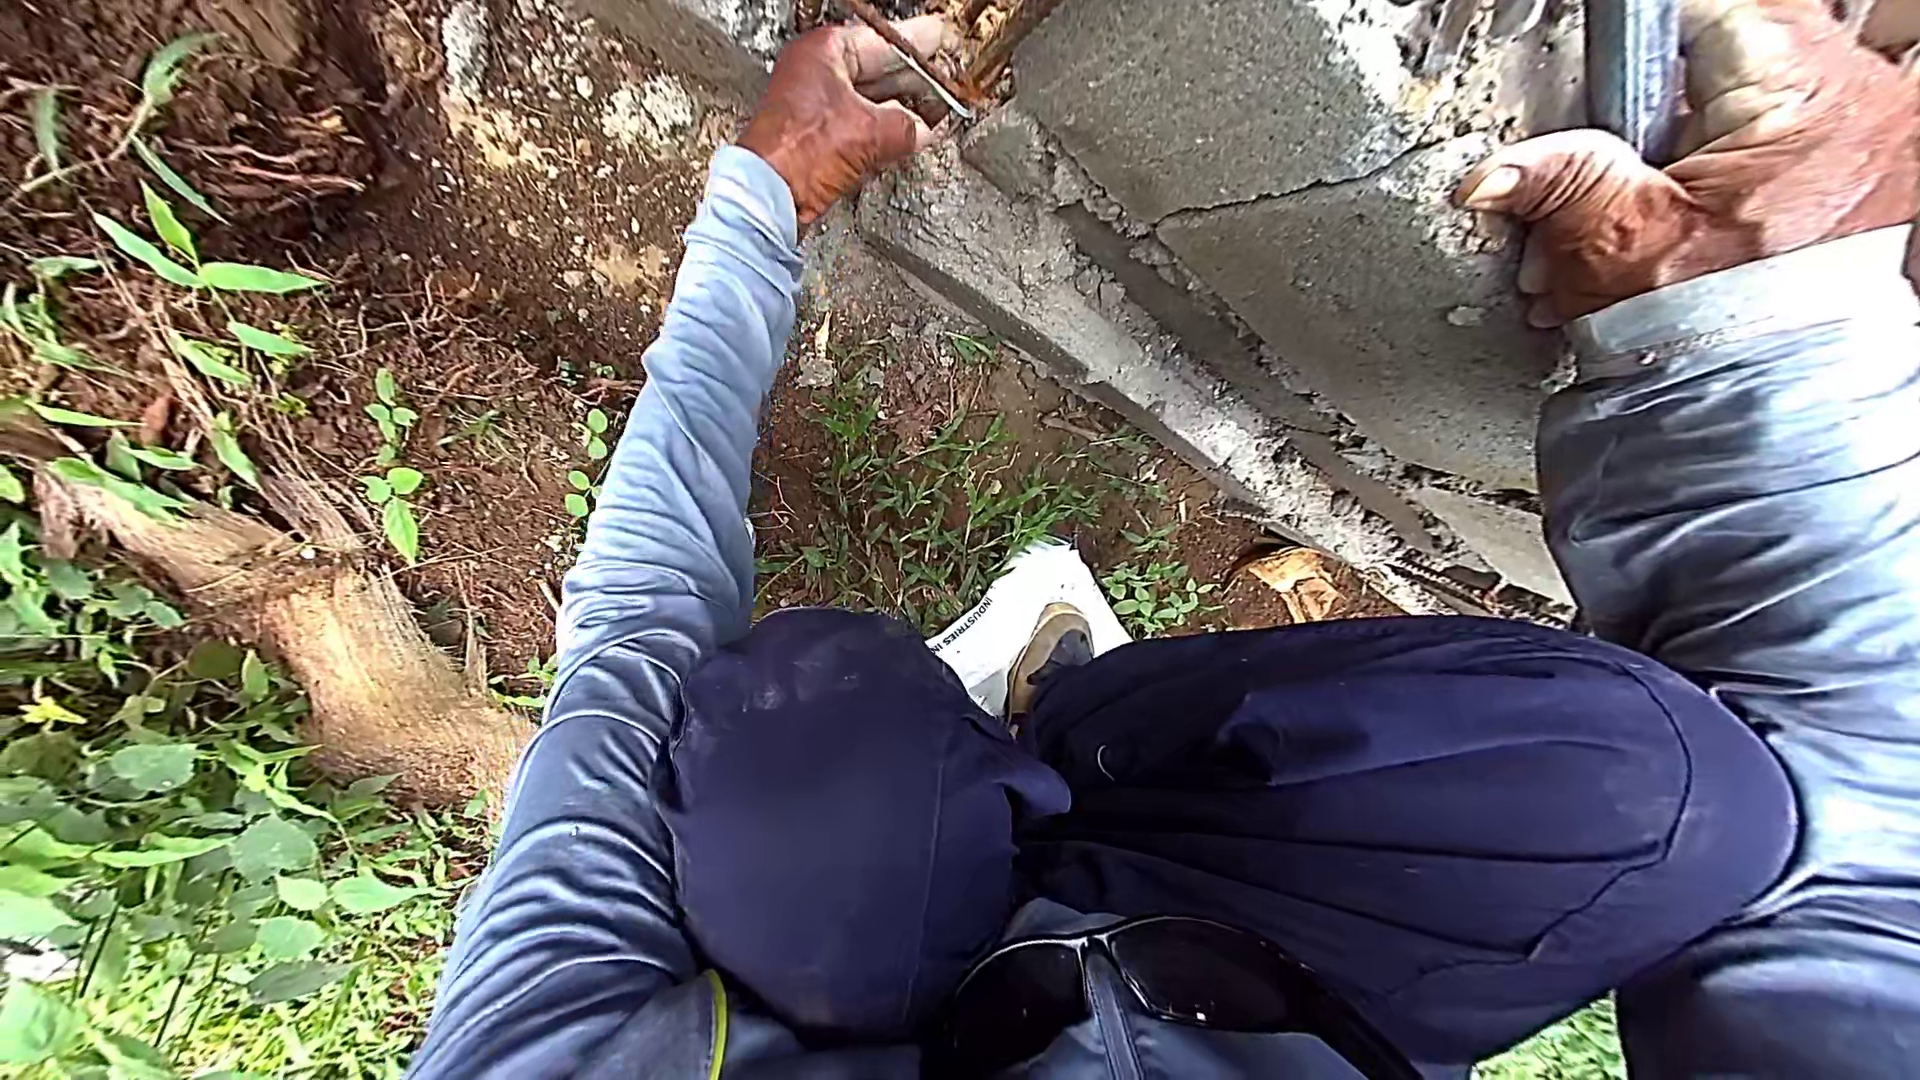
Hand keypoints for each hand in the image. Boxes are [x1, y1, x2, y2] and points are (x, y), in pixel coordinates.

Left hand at [739, 15, 953, 224]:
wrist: (773, 195)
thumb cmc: (800, 153)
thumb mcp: (867, 133)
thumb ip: (904, 128)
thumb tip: (923, 130)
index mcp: (824, 53)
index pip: (880, 41)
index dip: (913, 43)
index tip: (936, 38)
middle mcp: (818, 75)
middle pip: (876, 72)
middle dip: (911, 81)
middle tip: (941, 80)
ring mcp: (817, 110)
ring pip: (869, 104)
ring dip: (900, 113)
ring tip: (931, 113)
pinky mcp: (819, 143)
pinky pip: (860, 132)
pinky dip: (883, 136)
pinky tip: (904, 141)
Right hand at [1456, 0, 1919, 324]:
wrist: (1732, 374)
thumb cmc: (1683, 313)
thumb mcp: (1603, 235)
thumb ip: (1556, 180)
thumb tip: (1486, 174)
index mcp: (1810, 99)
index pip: (1717, 18)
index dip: (1636, 50)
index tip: (1593, 83)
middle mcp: (1863, 100)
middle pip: (1719, 71)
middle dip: (1638, 128)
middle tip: (1600, 183)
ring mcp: (1866, 133)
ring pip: (1732, 113)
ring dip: (1659, 161)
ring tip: (1623, 217)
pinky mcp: (1849, 167)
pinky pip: (1758, 146)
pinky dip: (1695, 179)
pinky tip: (1661, 221)